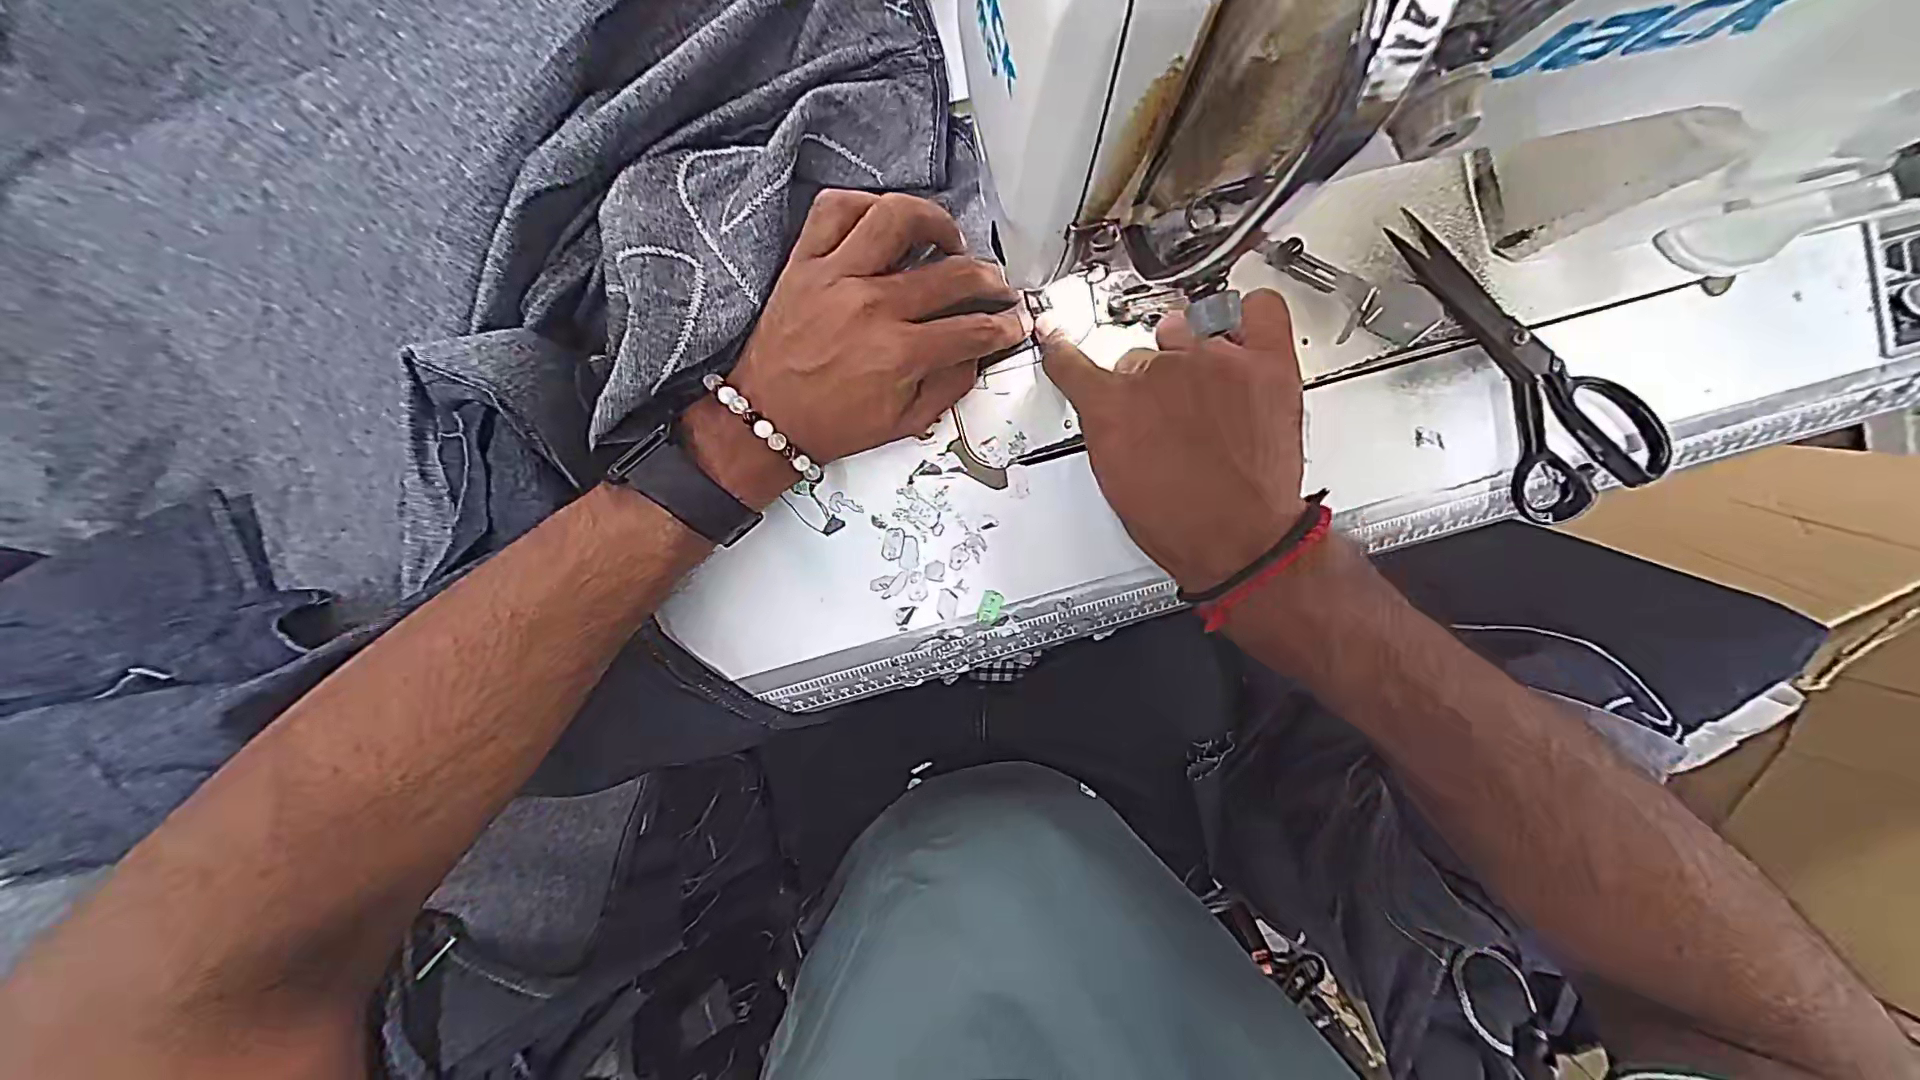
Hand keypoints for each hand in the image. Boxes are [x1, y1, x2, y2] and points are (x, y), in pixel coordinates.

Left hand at [682, 190, 1026, 507]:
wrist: (769, 418)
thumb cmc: (831, 423)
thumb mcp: (903, 421)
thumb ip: (948, 386)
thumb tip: (978, 353)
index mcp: (898, 354)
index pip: (972, 329)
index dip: (1004, 325)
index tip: (1013, 322)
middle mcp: (871, 307)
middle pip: (953, 273)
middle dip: (990, 280)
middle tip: (995, 287)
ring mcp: (836, 277)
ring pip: (898, 218)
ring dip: (936, 221)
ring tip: (948, 239)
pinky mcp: (806, 263)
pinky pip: (836, 208)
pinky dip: (866, 204)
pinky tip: (884, 223)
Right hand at [1039, 289, 1307, 591]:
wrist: (1238, 540)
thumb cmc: (1177, 520)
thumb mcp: (1114, 477)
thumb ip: (1105, 428)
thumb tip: (1111, 411)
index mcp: (1111, 404)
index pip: (1071, 361)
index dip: (1061, 350)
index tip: (1057, 340)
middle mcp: (1159, 371)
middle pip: (1140, 354)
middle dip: (1147, 381)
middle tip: (1167, 412)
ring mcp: (1214, 361)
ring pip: (1190, 330)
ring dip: (1191, 355)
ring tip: (1205, 391)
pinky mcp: (1264, 362)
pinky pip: (1260, 308)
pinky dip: (1250, 316)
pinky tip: (1243, 334)